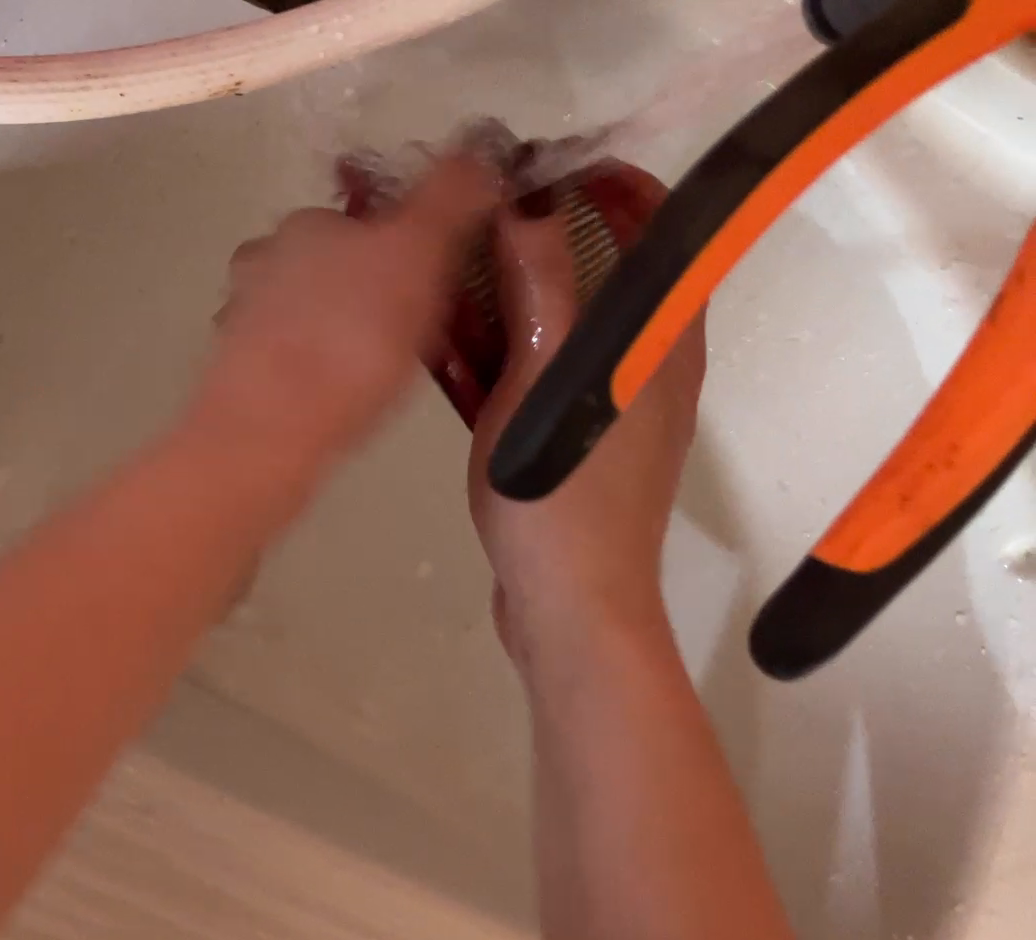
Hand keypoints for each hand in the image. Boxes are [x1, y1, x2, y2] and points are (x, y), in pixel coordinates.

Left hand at [187, 156, 501, 471]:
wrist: (269, 426)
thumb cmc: (351, 337)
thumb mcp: (418, 253)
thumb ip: (449, 197)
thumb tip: (477, 154)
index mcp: (305, 224)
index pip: (364, 221)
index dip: (402, 251)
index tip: (424, 289)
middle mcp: (261, 261)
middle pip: (326, 266)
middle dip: (360, 291)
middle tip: (398, 334)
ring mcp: (238, 317)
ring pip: (301, 313)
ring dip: (329, 331)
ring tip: (363, 371)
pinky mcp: (230, 369)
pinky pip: (283, 358)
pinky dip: (304, 368)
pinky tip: (325, 396)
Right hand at [467, 171, 706, 664]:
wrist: (564, 602)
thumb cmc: (557, 493)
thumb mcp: (544, 383)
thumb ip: (544, 292)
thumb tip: (526, 207)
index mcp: (659, 334)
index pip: (646, 222)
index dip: (590, 185)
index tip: (515, 179)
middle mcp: (640, 357)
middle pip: (591, 271)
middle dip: (529, 242)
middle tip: (457, 235)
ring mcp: (600, 399)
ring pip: (554, 323)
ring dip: (502, 300)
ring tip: (438, 289)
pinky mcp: (563, 435)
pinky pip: (531, 370)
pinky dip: (496, 353)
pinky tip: (448, 360)